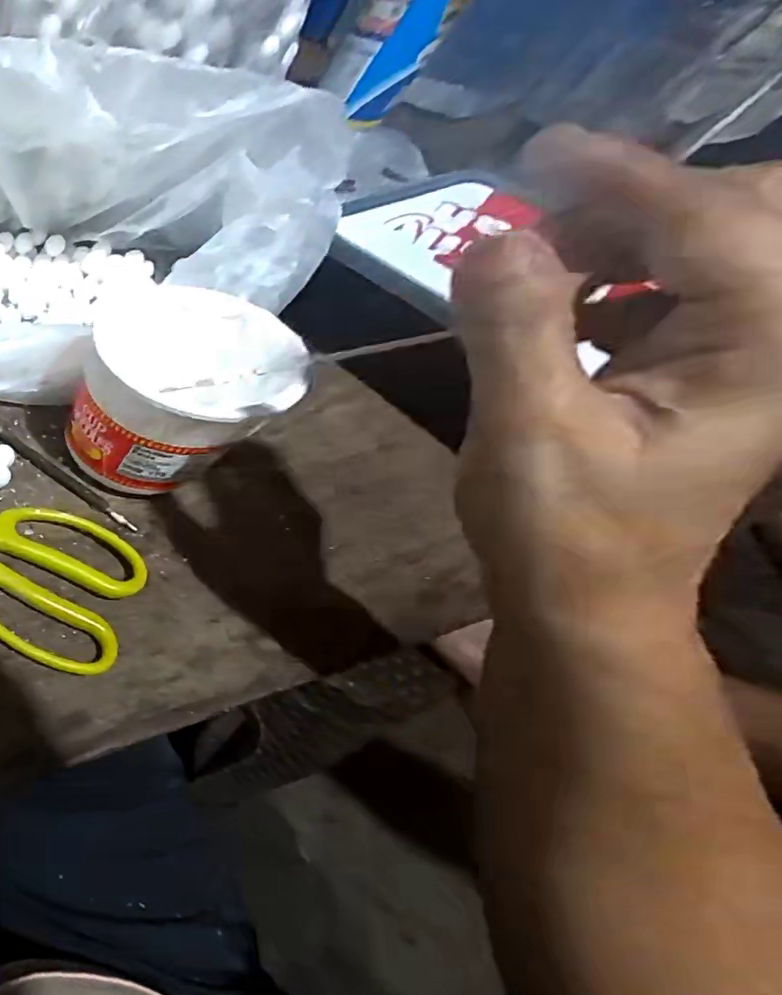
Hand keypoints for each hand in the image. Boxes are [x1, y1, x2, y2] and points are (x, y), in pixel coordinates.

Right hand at [452, 128, 781, 618]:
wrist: (582, 593)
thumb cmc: (558, 526)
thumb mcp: (527, 431)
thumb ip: (515, 332)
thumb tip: (490, 243)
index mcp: (771, 351)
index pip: (715, 227)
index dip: (625, 181)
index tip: (544, 151)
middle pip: (746, 215)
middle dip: (637, 204)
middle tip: (531, 228)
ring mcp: (749, 351)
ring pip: (712, 246)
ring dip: (619, 239)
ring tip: (530, 267)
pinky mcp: (706, 366)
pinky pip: (675, 287)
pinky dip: (611, 277)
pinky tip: (553, 304)